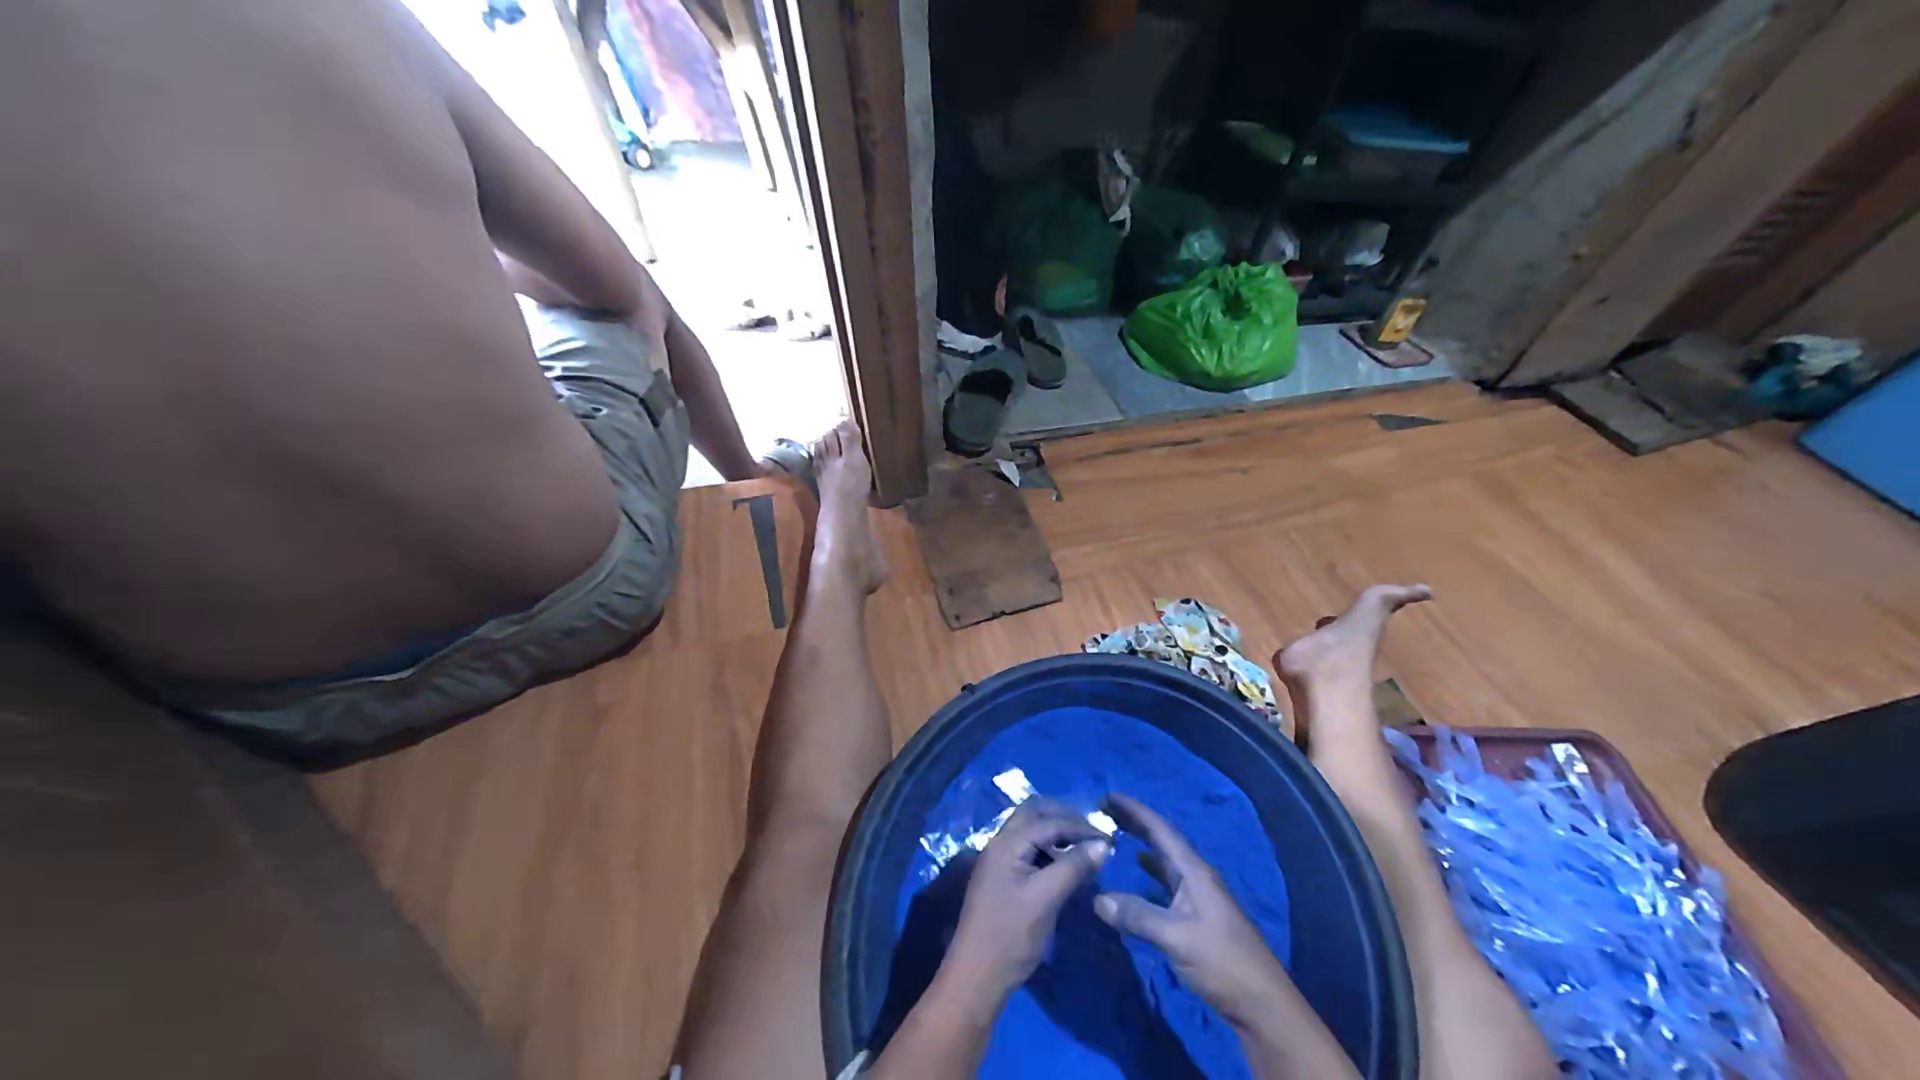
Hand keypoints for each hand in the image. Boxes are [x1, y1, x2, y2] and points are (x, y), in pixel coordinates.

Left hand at [942, 798, 1111, 999]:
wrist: (977, 976)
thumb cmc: (1011, 935)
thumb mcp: (1046, 899)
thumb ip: (1074, 867)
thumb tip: (1103, 844)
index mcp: (1006, 843)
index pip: (1048, 821)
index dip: (1080, 826)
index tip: (1109, 838)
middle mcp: (999, 843)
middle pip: (1033, 813)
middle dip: (1064, 817)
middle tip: (1093, 832)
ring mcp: (999, 860)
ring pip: (1030, 830)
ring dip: (1056, 831)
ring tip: (1084, 847)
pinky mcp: (1002, 877)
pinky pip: (1028, 849)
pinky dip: (1049, 849)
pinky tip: (1066, 865)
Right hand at [1093, 794, 1294, 1029]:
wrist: (1262, 1006)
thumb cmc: (1223, 963)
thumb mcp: (1177, 937)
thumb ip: (1137, 915)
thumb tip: (1097, 898)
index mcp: (1195, 872)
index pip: (1161, 830)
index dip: (1135, 811)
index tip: (1108, 796)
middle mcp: (1196, 878)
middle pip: (1162, 841)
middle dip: (1136, 824)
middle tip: (1105, 811)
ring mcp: (1198, 899)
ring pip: (1164, 862)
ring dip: (1141, 847)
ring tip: (1115, 837)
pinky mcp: (1195, 919)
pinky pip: (1165, 885)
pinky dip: (1147, 875)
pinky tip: (1135, 878)